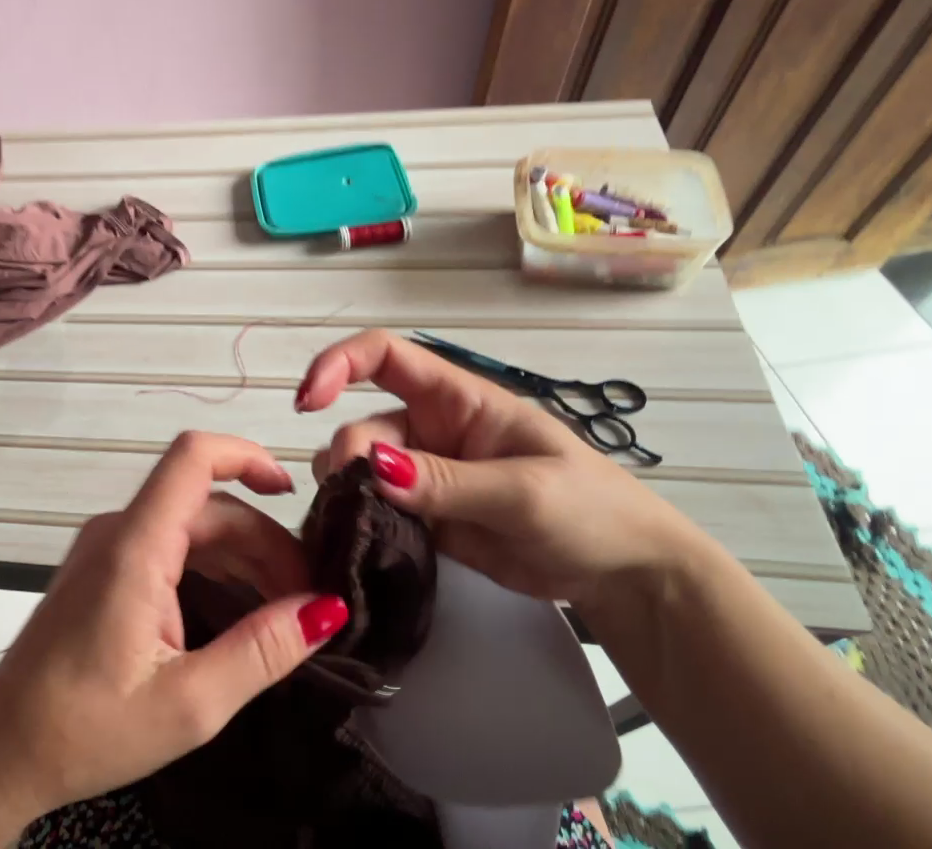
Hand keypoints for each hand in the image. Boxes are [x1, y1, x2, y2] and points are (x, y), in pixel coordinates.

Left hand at [0, 432, 349, 829]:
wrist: (5, 751)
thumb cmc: (87, 730)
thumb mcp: (189, 702)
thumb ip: (262, 651)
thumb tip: (326, 609)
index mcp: (134, 548)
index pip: (192, 458)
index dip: (248, 455)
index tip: (297, 494)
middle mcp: (118, 533)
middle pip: (208, 505)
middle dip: (266, 541)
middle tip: (308, 601)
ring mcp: (107, 550)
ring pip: (193, 528)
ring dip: (244, 561)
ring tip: (283, 615)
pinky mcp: (104, 572)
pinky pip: (171, 549)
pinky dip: (214, 571)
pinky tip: (241, 615)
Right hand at [295, 330, 705, 613]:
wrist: (623, 575)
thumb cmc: (591, 511)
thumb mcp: (524, 491)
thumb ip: (447, 481)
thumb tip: (369, 468)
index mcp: (460, 399)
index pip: (386, 356)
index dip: (339, 363)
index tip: (308, 400)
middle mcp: (434, 429)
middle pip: (365, 425)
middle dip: (348, 455)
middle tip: (353, 497)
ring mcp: (428, 476)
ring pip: (363, 470)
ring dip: (349, 492)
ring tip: (354, 526)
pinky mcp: (426, 518)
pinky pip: (377, 510)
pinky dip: (359, 522)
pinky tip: (354, 543)